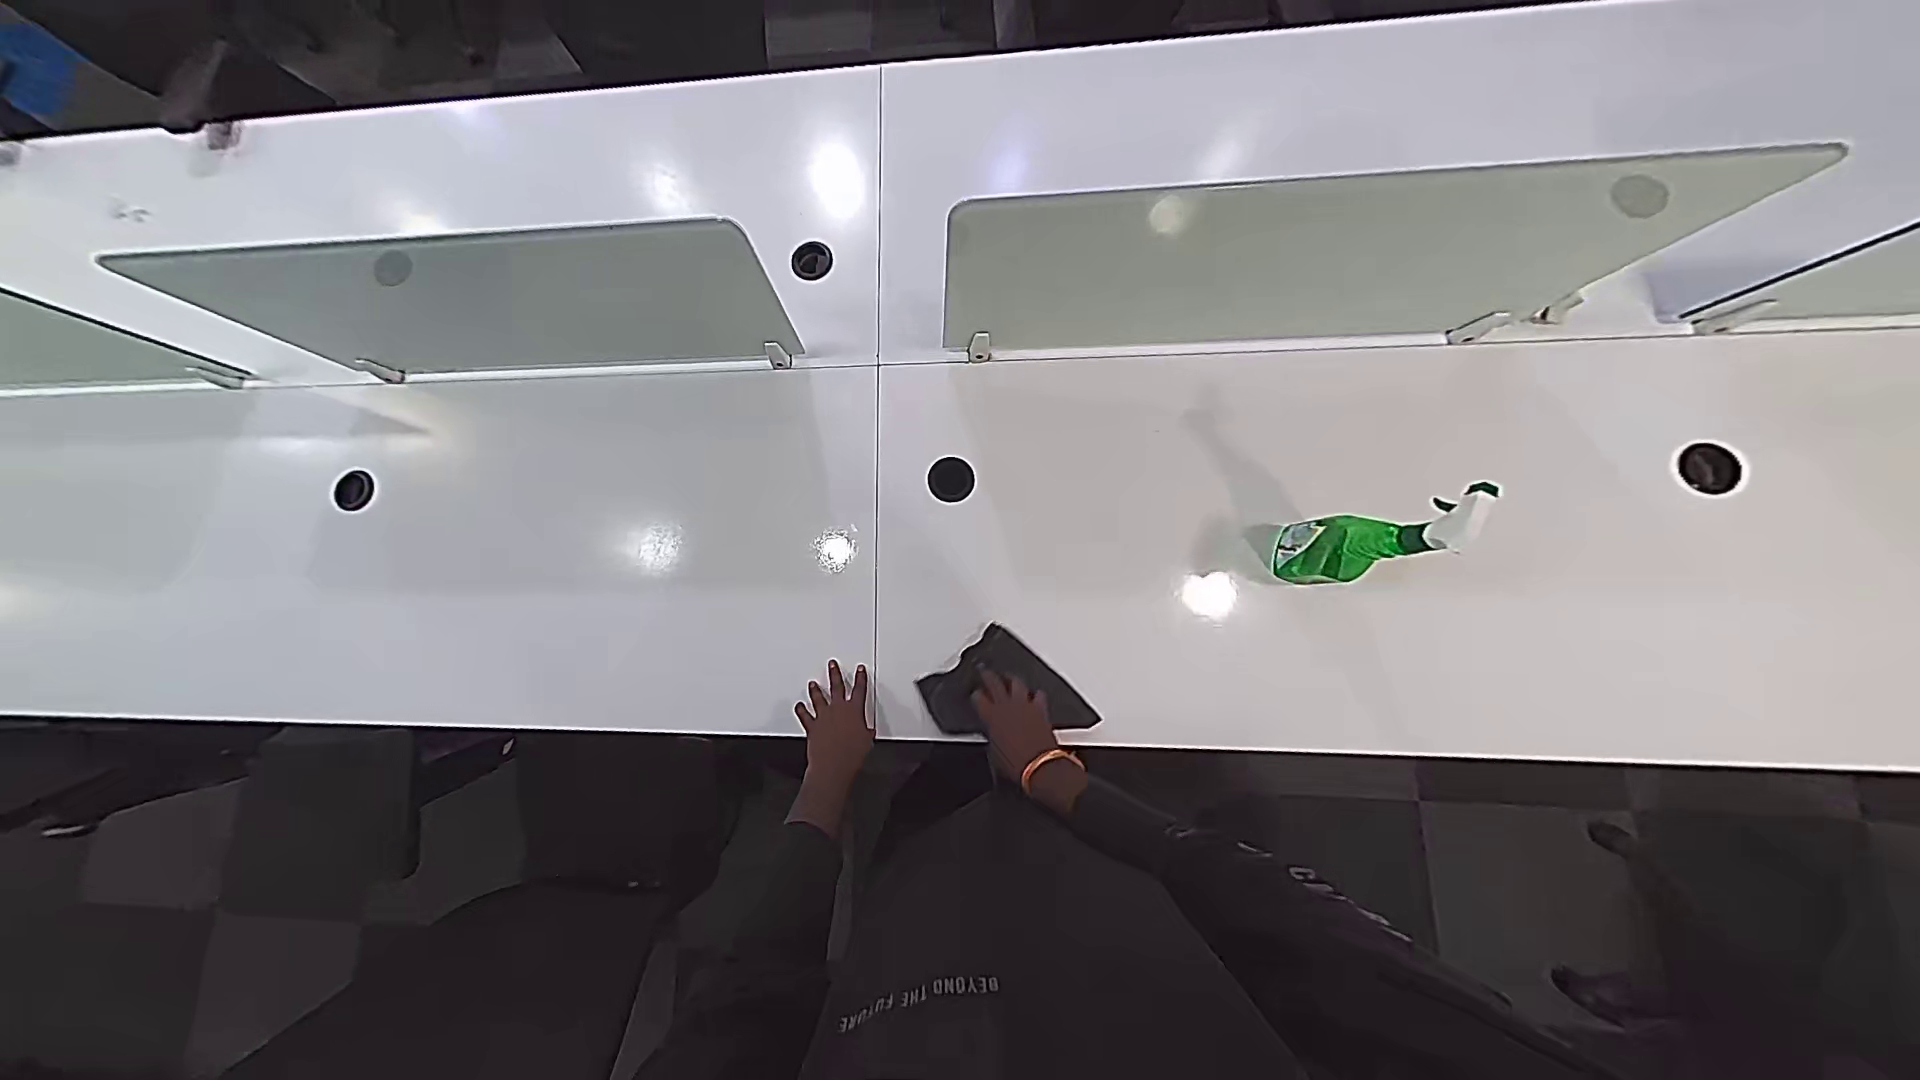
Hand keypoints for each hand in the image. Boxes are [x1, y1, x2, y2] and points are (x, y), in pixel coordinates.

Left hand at [789, 660, 871, 835]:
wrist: (833, 766)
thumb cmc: (852, 755)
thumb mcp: (867, 740)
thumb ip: (865, 731)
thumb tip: (866, 731)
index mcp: (854, 711)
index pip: (859, 689)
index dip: (860, 678)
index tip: (859, 669)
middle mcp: (838, 709)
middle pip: (837, 687)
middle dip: (835, 674)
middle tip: (832, 664)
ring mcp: (823, 717)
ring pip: (819, 698)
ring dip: (816, 690)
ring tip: (813, 683)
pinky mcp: (812, 726)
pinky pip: (805, 715)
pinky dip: (801, 710)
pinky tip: (799, 706)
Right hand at [972, 669, 1084, 813]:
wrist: (1039, 765)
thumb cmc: (1016, 763)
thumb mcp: (994, 753)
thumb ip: (992, 738)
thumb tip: (994, 738)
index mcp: (992, 716)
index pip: (978, 698)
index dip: (976, 694)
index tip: (975, 693)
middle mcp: (1007, 706)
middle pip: (994, 682)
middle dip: (988, 675)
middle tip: (985, 671)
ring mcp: (1024, 705)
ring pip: (1016, 682)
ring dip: (1011, 678)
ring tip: (1009, 677)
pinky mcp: (1040, 708)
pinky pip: (1038, 694)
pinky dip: (1035, 694)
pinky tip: (1034, 695)